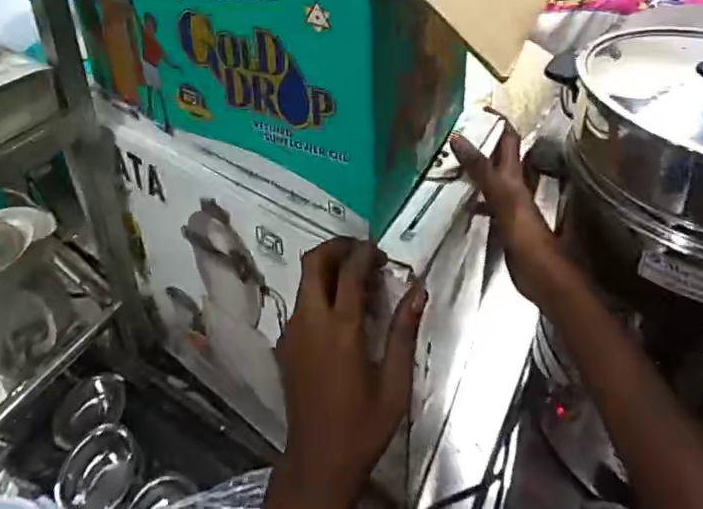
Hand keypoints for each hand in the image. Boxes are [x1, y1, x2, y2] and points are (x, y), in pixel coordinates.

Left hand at [265, 237, 424, 508]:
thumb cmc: (363, 425)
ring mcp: (292, 327)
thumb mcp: (394, 384)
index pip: (348, 272)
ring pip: (303, 279)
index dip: (362, 253)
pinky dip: (317, 291)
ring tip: (354, 276)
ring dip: (325, 267)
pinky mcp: (284, 339)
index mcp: (340, 328)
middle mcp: (310, 318)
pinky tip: (338, 308)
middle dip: (335, 247)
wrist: (319, 456)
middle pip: (313, 262)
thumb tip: (418, 292)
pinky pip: (300, 302)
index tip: (377, 248)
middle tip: (360, 251)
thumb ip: (403, 333)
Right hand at [447, 115, 567, 308]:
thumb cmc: (528, 237)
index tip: (478, 106)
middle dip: (483, 141)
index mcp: (515, 178)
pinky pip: (486, 202)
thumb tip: (457, 136)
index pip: (509, 140)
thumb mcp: (503, 198)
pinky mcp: (505, 225)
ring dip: (476, 167)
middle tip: (456, 128)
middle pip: (499, 157)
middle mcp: (514, 187)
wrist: (546, 281)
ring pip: (492, 178)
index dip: (498, 122)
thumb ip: (482, 170)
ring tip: (450, 158)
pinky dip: (474, 197)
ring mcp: (510, 207)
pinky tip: (463, 202)